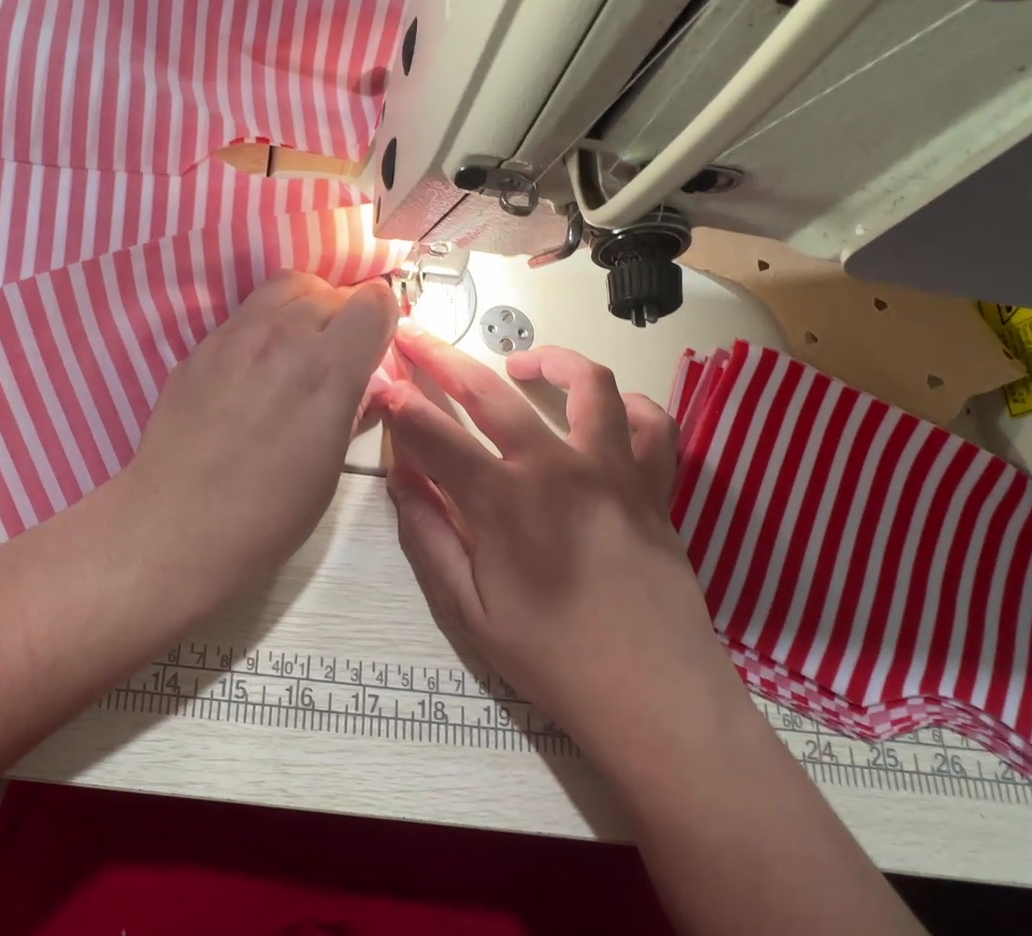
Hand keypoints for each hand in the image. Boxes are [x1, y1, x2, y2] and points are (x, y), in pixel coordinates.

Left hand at [124, 272, 396, 591]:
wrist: (178, 526)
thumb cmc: (268, 515)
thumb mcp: (330, 465)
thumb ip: (352, 408)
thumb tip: (363, 384)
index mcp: (326, 367)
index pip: (372, 302)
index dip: (381, 320)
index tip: (375, 346)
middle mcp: (280, 336)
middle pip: (326, 288)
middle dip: (342, 313)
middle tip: (337, 352)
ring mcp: (231, 337)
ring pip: (281, 288)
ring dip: (301, 307)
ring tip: (297, 348)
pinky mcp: (197, 350)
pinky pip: (242, 317)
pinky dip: (261, 328)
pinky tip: (251, 371)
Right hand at [380, 326, 746, 760]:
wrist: (654, 695)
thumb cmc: (550, 658)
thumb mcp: (468, 610)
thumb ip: (429, 536)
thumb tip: (401, 479)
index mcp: (502, 501)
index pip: (433, 434)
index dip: (398, 402)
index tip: (376, 378)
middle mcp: (556, 467)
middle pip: (490, 392)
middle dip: (443, 358)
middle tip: (415, 336)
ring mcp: (613, 469)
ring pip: (585, 384)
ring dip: (547, 360)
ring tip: (520, 363)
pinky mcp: (654, 485)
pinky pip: (651, 424)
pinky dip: (628, 405)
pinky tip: (606, 412)